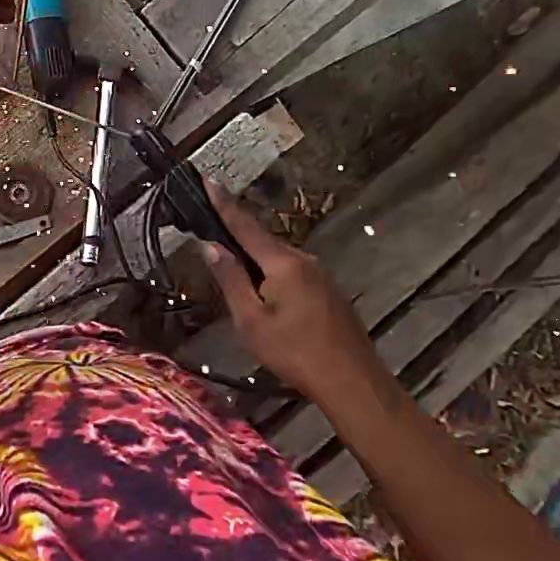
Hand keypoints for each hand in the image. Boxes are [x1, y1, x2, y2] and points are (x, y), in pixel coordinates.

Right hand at [199, 180, 387, 397]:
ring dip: (256, 267)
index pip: (245, 225)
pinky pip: (293, 275)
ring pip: (278, 262)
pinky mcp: (329, 291)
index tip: (207, 179)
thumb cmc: (294, 352)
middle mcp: (304, 260)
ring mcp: (321, 275)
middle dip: (237, 243)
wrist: (351, 381)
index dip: (223, 203)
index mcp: (283, 263)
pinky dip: (273, 280)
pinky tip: (268, 305)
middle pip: (262, 244)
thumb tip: (210, 245)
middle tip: (211, 250)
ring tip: (239, 291)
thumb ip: (230, 279)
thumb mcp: (250, 320)